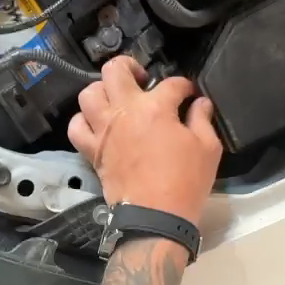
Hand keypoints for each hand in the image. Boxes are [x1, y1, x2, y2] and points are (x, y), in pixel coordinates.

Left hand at [68, 58, 221, 226]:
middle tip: (142, 80)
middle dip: (129, 66)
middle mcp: (123, 111)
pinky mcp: (93, 151)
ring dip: (102, 90)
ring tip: (116, 98)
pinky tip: (97, 123)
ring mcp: (104, 130)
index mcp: (155, 107)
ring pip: (89, 93)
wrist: (155, 218)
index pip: (172, 84)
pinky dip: (83, 121)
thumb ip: (202, 120)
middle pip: (115, 70)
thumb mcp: (208, 149)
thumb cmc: (185, 182)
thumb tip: (200, 104)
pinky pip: (77, 127)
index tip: (189, 95)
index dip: (184, 86)